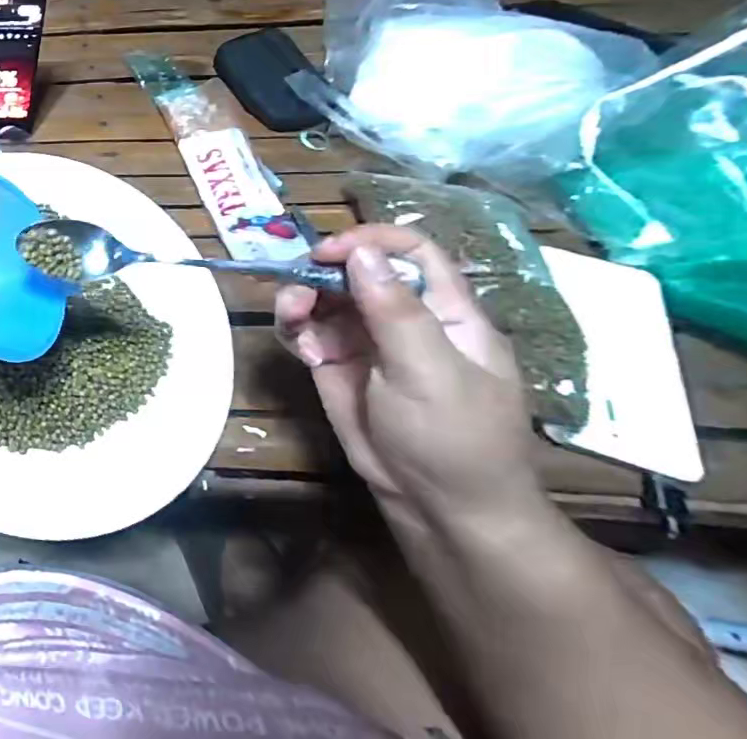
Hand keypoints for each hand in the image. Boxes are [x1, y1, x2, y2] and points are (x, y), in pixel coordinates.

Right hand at [274, 225, 546, 530]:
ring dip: (299, 300)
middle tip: (297, 294)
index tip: (327, 252)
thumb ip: (395, 311)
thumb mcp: (430, 372)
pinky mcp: (335, 362)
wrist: (437, 504)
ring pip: (322, 297)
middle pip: (354, 270)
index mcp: (444, 312)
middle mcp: (402, 318)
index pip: (410, 252)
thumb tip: (360, 252)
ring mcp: (366, 341)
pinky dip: (294, 330)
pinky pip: (305, 329)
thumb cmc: (454, 438)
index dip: (369, 242)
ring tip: (292, 321)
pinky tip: (300, 350)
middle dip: (319, 273)